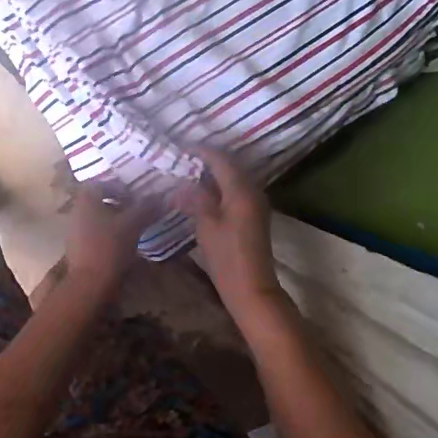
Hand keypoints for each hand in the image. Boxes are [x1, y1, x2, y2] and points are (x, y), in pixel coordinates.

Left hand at [61, 179, 162, 294]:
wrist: (90, 284)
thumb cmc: (109, 247)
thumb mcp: (132, 224)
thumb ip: (146, 208)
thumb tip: (162, 196)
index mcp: (86, 200)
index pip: (101, 183)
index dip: (119, 187)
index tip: (135, 197)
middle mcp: (76, 211)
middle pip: (99, 200)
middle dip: (119, 204)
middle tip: (138, 211)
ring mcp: (74, 231)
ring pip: (97, 218)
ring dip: (115, 220)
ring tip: (134, 228)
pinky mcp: (77, 248)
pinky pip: (95, 233)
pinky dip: (109, 234)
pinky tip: (123, 244)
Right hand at [175, 148, 280, 304]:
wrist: (251, 288)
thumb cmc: (227, 256)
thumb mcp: (206, 224)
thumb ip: (196, 199)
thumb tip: (182, 184)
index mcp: (241, 190)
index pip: (221, 160)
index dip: (201, 152)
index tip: (181, 148)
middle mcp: (253, 191)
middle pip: (230, 167)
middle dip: (207, 162)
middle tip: (182, 162)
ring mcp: (256, 204)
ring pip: (233, 179)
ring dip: (213, 176)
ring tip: (188, 176)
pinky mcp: (254, 216)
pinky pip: (236, 192)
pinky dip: (220, 188)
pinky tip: (202, 196)